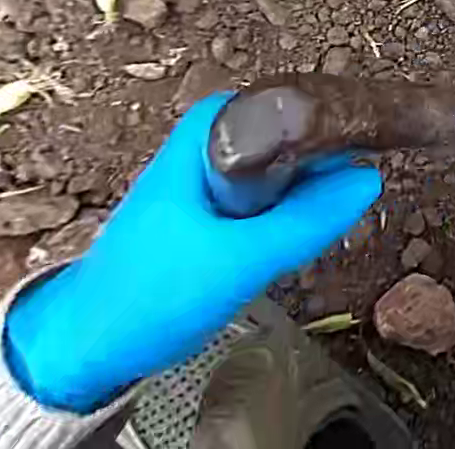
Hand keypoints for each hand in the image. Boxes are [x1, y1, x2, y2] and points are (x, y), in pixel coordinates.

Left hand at [4, 92, 380, 411]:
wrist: (82, 351)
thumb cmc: (149, 295)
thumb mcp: (239, 260)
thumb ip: (307, 220)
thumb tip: (372, 178)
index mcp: (212, 126)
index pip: (299, 102)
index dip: (337, 124)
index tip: (366, 150)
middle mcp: (219, 134)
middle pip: (303, 131)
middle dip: (326, 167)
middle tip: (336, 203)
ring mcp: (222, 165)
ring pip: (294, 162)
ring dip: (312, 191)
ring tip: (317, 222)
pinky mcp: (225, 196)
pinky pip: (281, 188)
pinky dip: (296, 207)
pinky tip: (297, 233)